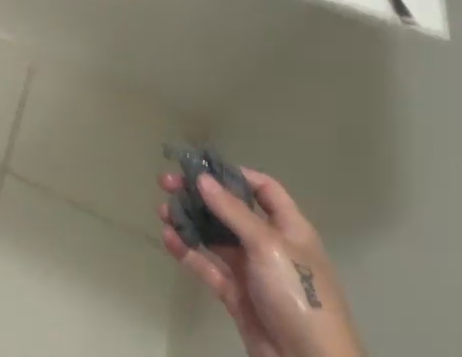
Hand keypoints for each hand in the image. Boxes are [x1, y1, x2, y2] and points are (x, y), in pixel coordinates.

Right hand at [158, 169, 363, 356]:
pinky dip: (188, 252)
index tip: (200, 166)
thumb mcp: (268, 246)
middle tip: (166, 183)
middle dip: (200, 196)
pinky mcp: (236, 294)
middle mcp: (270, 245)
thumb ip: (233, 212)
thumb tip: (202, 178)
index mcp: (290, 229)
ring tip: (163, 212)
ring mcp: (252, 271)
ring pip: (215, 237)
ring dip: (189, 222)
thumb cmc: (298, 295)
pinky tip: (169, 239)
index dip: (235, 174)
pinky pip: (208, 266)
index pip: (264, 190)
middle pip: (231, 210)